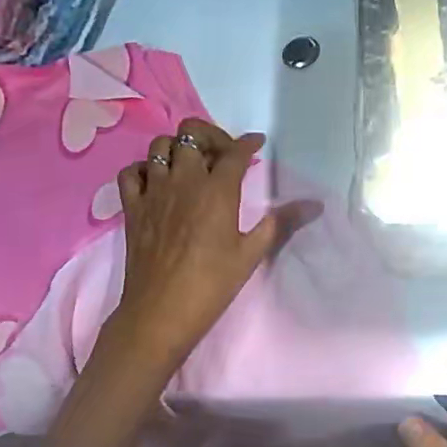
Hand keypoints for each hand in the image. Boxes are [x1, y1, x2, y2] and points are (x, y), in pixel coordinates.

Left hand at [105, 118, 320, 374]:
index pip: (234, 152)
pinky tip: (156, 182)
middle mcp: (183, 181)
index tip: (256, 143)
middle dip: (211, 136)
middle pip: (192, 134)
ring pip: (160, 147)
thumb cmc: (211, 285)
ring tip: (191, 166)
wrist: (161, 312)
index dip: (248, 143)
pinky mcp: (132, 208)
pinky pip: (130, 172)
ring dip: (178, 149)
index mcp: (216, 191)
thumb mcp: (250, 255)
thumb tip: (316, 205)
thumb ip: (280, 223)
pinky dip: (143, 169)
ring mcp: (153, 192)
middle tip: (223, 156)